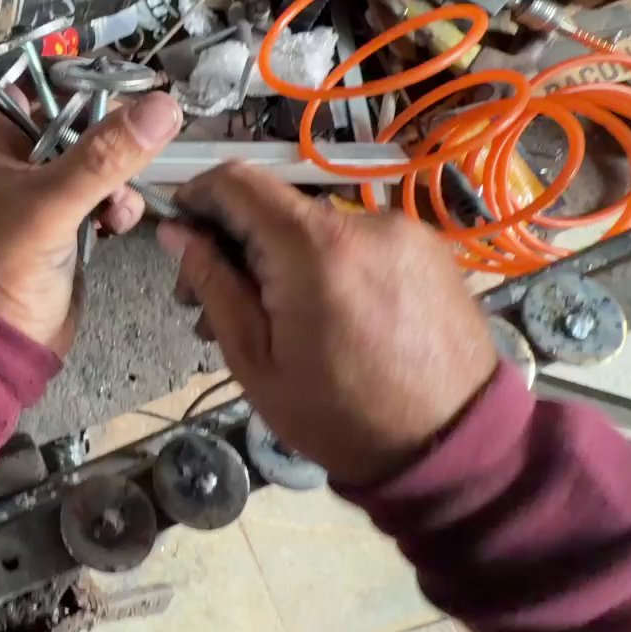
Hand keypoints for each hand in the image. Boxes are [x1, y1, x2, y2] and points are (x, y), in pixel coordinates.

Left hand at [0, 92, 182, 354]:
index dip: (85, 88)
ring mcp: (40, 193)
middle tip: (134, 158)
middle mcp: (15, 160)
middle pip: (79, 125)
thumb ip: (105, 155)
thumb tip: (163, 105)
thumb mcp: (52, 202)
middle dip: (111, 143)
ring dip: (117, 180)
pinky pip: (101, 196)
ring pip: (96, 163)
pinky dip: (115, 206)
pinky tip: (116, 225)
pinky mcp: (64, 223)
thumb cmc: (6, 262)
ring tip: (117, 208)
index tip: (130, 97)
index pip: (43, 89)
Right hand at [158, 165, 498, 483]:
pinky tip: (310, 311)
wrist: (456, 450)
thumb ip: (211, 282)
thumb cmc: (337, 414)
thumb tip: (174, 232)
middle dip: (228, 243)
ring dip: (271, 257)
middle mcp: (363, 221)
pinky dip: (314, 262)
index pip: (236, 181)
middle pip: (270, 205)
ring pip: (306, 224)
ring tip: (261, 315)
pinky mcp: (425, 248)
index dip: (195, 196)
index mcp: (315, 248)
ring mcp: (402, 231)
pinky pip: (347, 239)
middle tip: (205, 300)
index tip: (176, 234)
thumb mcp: (251, 357)